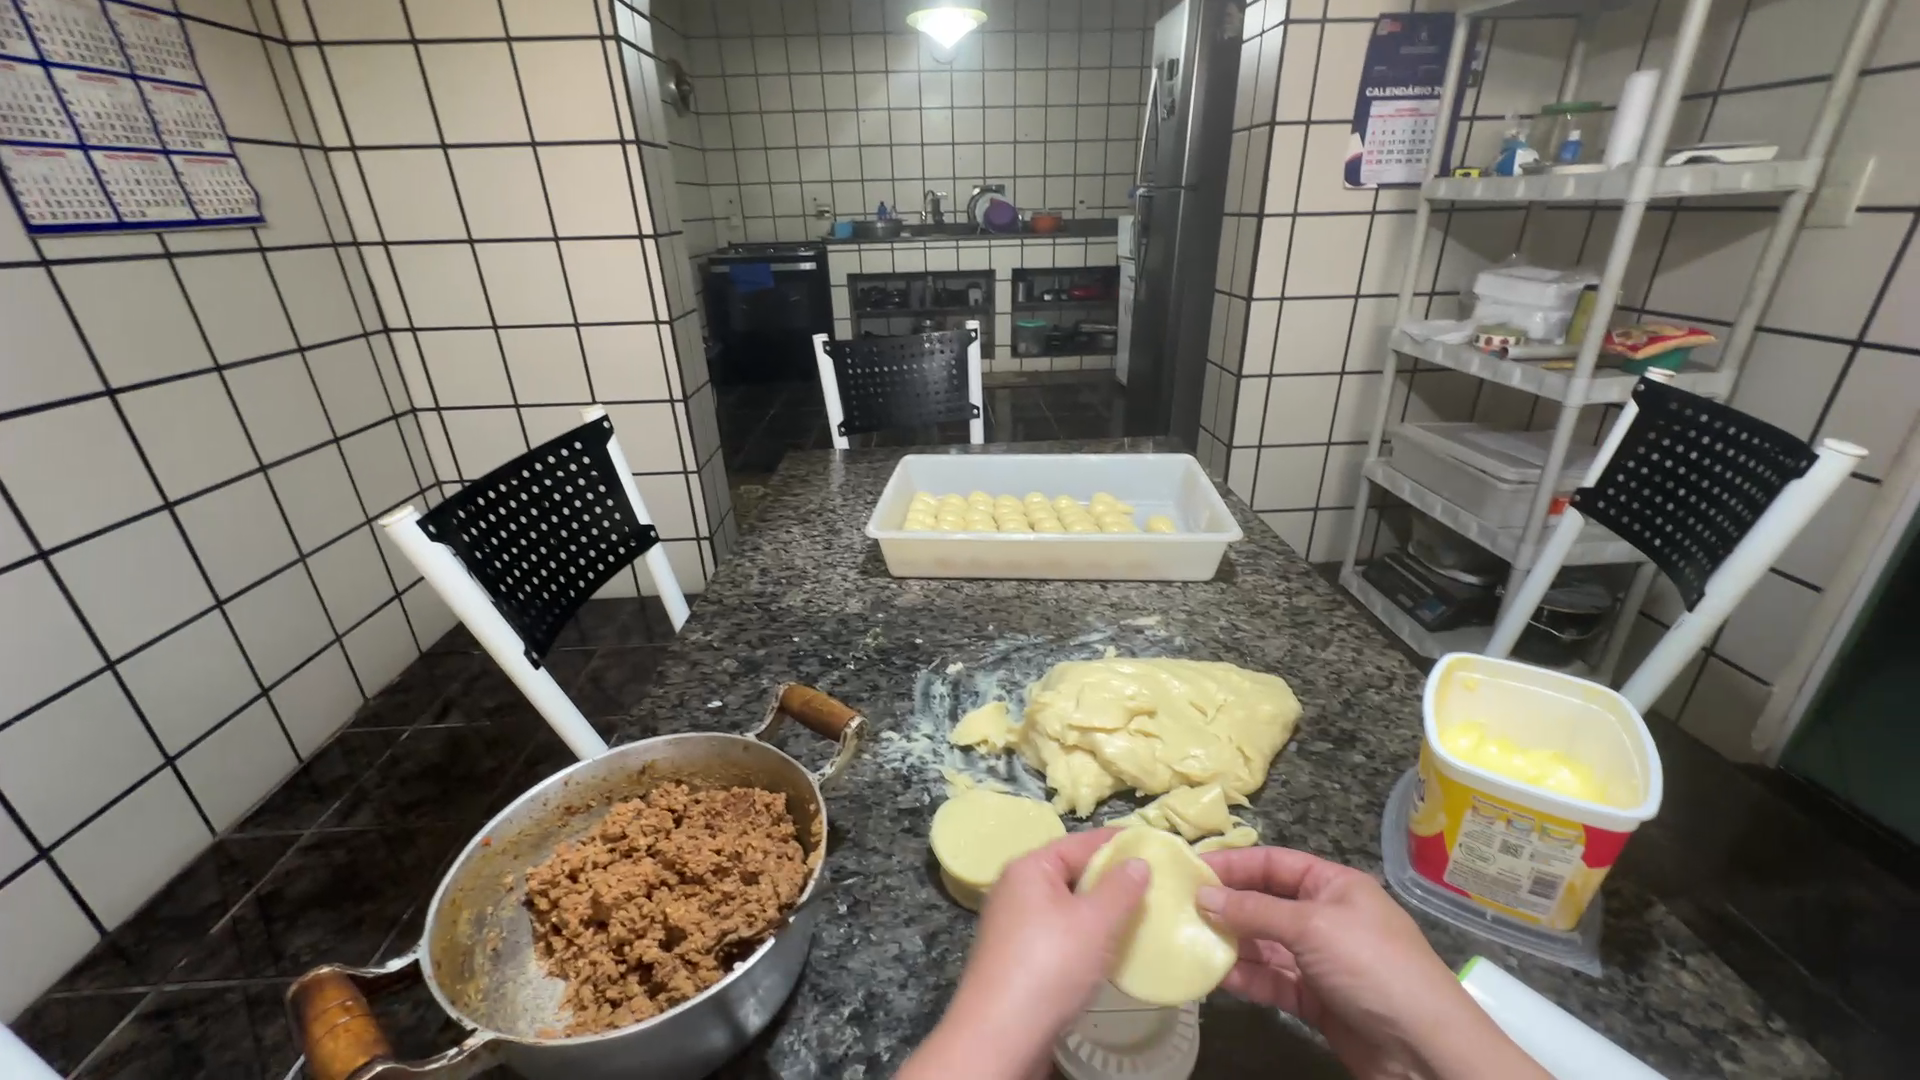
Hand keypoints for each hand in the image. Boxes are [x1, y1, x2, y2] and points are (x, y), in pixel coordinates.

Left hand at [900, 829, 1149, 1079]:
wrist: (1000, 1034)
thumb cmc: (1050, 965)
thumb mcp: (1095, 922)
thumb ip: (1120, 888)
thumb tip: (1137, 861)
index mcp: (1029, 867)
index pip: (1079, 842)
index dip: (1115, 842)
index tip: (1150, 843)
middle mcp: (1015, 887)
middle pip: (1070, 872)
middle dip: (1109, 879)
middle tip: (1151, 884)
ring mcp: (1012, 923)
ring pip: (1065, 905)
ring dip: (1098, 911)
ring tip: (1136, 917)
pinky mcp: (1016, 956)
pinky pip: (1057, 932)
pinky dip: (1083, 936)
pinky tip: (1105, 951)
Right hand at [1198, 846, 1547, 1079]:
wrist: (1428, 1053)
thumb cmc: (1373, 967)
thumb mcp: (1311, 927)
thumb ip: (1253, 910)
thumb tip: (1202, 895)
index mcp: (1333, 885)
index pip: (1273, 863)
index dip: (1233, 863)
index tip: (1190, 870)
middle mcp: (1325, 917)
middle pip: (1265, 902)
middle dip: (1226, 906)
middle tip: (1180, 909)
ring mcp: (1320, 960)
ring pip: (1264, 944)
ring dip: (1231, 944)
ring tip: (1191, 943)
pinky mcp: (1316, 1000)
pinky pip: (1272, 981)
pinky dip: (1247, 978)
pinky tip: (1218, 978)